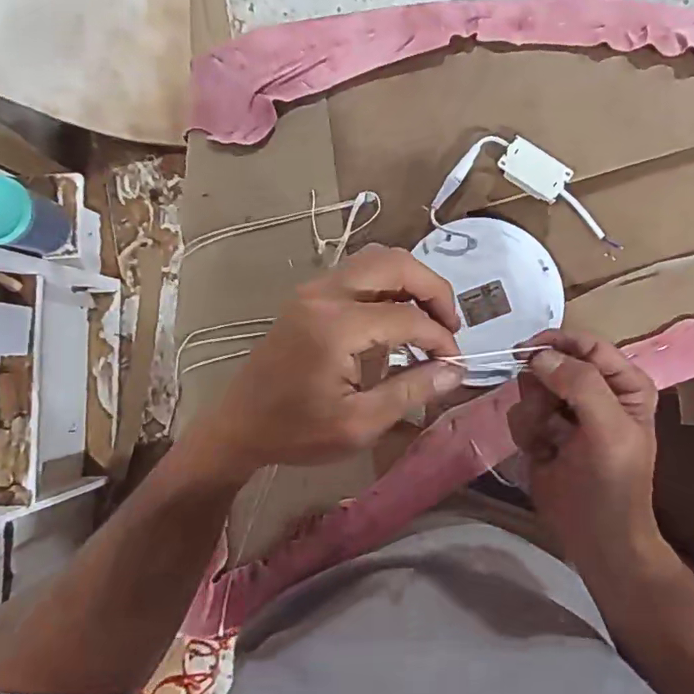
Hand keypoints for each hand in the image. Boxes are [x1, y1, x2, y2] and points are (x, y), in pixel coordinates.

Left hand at [181, 246, 464, 481]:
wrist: (239, 426)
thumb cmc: (297, 432)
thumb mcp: (360, 423)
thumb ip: (410, 391)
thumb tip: (455, 370)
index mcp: (336, 326)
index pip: (408, 316)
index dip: (440, 338)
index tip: (454, 364)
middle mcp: (325, 294)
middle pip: (395, 263)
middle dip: (433, 289)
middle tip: (449, 326)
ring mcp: (313, 290)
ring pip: (376, 261)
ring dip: (410, 283)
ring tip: (428, 321)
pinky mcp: (308, 297)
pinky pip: (359, 274)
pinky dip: (388, 287)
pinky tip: (397, 321)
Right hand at [507, 330, 659, 565]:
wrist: (596, 538)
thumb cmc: (613, 483)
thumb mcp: (609, 429)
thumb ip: (581, 384)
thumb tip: (539, 356)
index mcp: (624, 383)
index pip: (588, 345)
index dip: (557, 344)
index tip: (526, 353)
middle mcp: (594, 391)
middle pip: (552, 363)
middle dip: (542, 387)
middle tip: (545, 414)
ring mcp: (565, 412)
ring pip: (530, 388)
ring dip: (532, 414)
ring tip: (547, 441)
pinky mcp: (542, 432)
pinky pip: (520, 414)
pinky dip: (526, 434)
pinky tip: (540, 455)